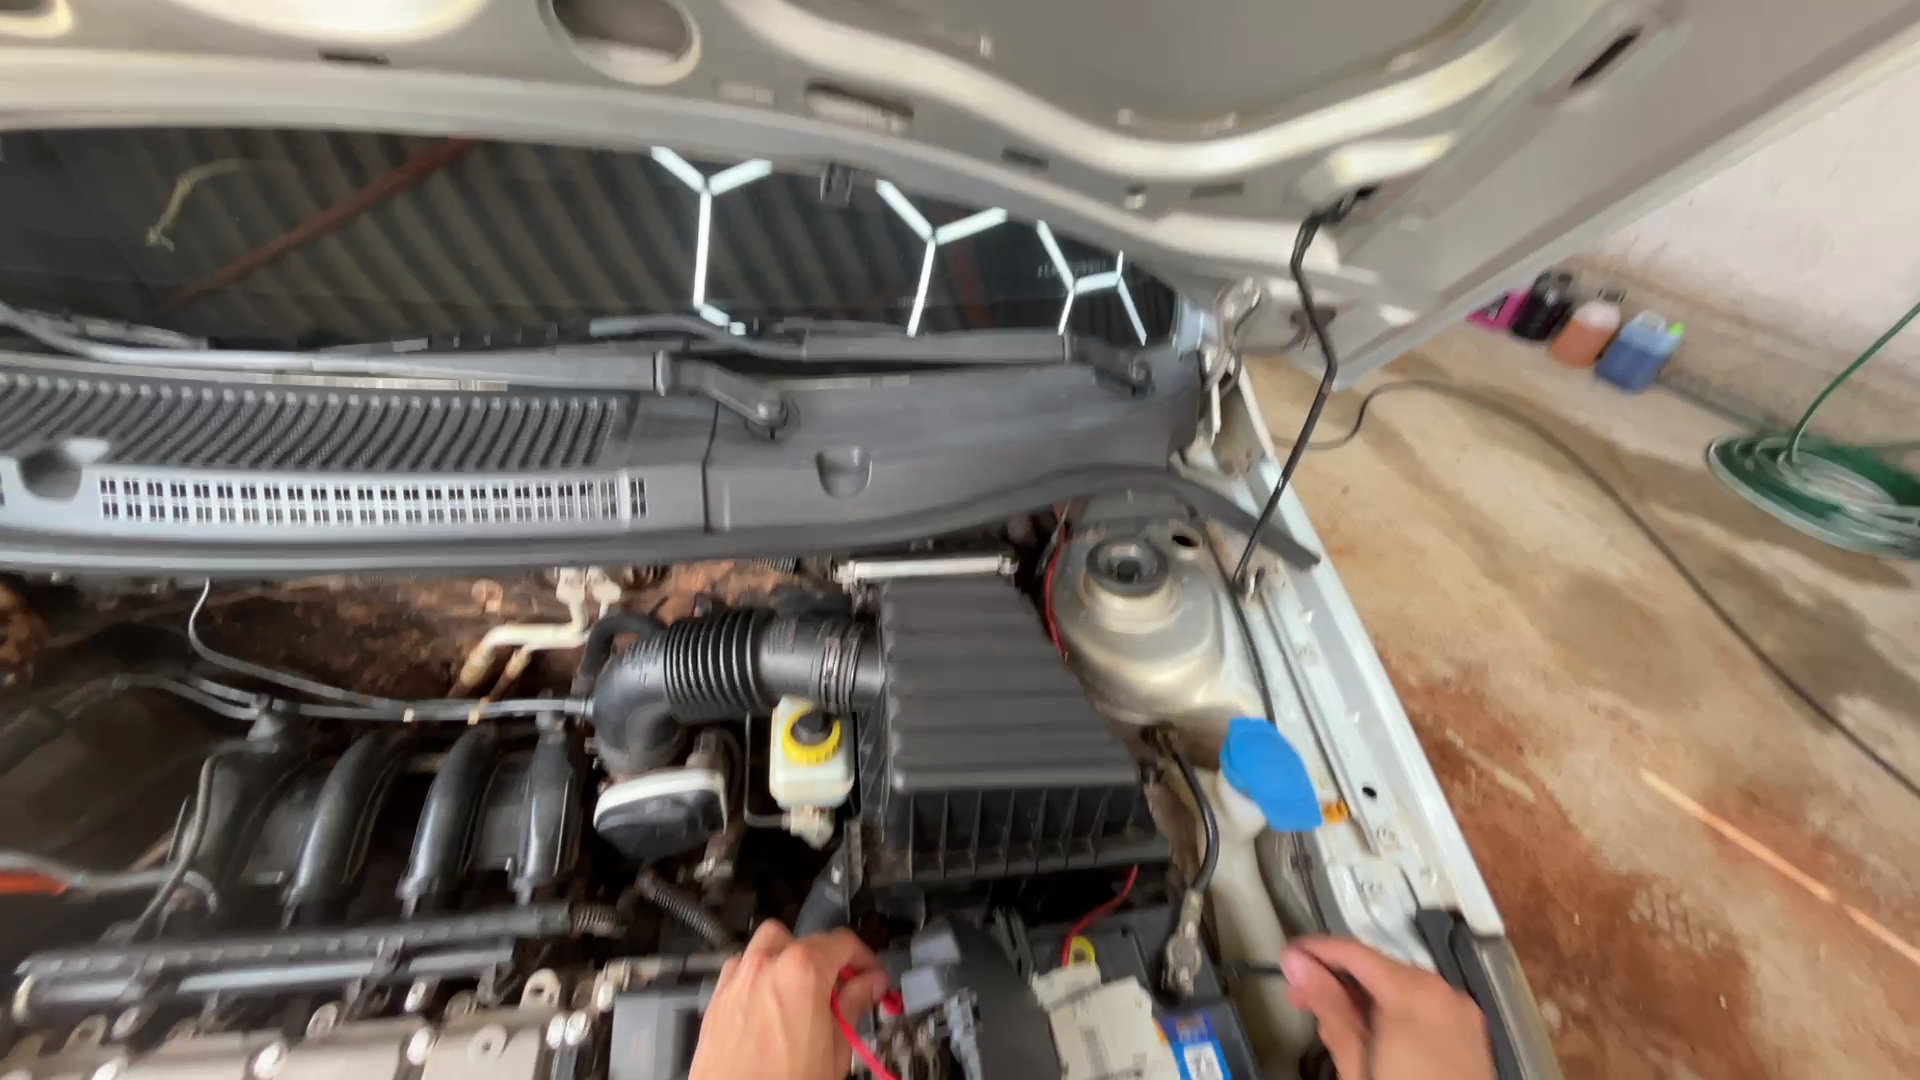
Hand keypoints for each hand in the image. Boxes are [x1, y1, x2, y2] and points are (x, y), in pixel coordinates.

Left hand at [689, 921, 890, 1079]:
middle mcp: (768, 963)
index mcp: (803, 969)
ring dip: (792, 957)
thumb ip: (854, 1005)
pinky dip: (761, 974)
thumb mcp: (835, 1049)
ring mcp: (739, 978)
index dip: (865, 960)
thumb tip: (869, 984)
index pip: (844, 944)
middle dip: (830, 961)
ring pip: (772, 944)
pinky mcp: (718, 999)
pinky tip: (771, 1003)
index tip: (872, 977)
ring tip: (804, 992)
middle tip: (843, 991)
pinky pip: (743, 967)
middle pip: (809, 941)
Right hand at [1281, 936, 1493, 1079]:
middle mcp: (1444, 994)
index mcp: (1415, 994)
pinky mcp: (1470, 1039)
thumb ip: (1328, 1005)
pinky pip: (1418, 1007)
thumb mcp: (1356, 1065)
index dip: (1313, 950)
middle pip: (1376, 968)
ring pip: (1396, 986)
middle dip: (1334, 978)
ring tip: (1327, 1021)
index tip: (1285, 959)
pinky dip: (1387, 1011)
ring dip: (1358, 996)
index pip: (1353, 953)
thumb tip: (1297, 963)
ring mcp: (1462, 1016)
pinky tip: (1364, 1032)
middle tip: (1298, 996)